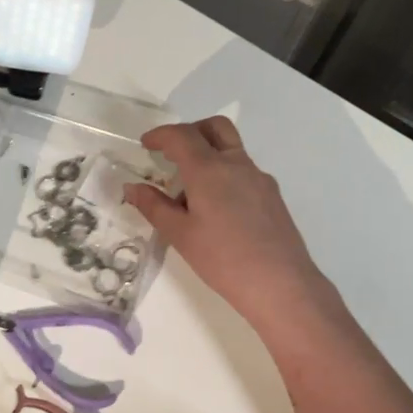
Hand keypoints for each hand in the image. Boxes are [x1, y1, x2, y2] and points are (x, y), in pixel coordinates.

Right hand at [125, 117, 326, 329]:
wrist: (280, 284)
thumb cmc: (222, 259)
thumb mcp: (180, 234)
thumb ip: (154, 206)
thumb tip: (132, 187)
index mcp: (209, 169)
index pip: (181, 136)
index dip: (160, 135)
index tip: (146, 144)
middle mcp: (236, 164)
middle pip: (214, 128)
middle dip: (190, 131)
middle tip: (172, 153)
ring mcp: (259, 178)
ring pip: (231, 150)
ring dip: (208, 155)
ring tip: (191, 193)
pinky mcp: (272, 196)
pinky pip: (243, 172)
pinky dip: (224, 175)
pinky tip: (217, 211)